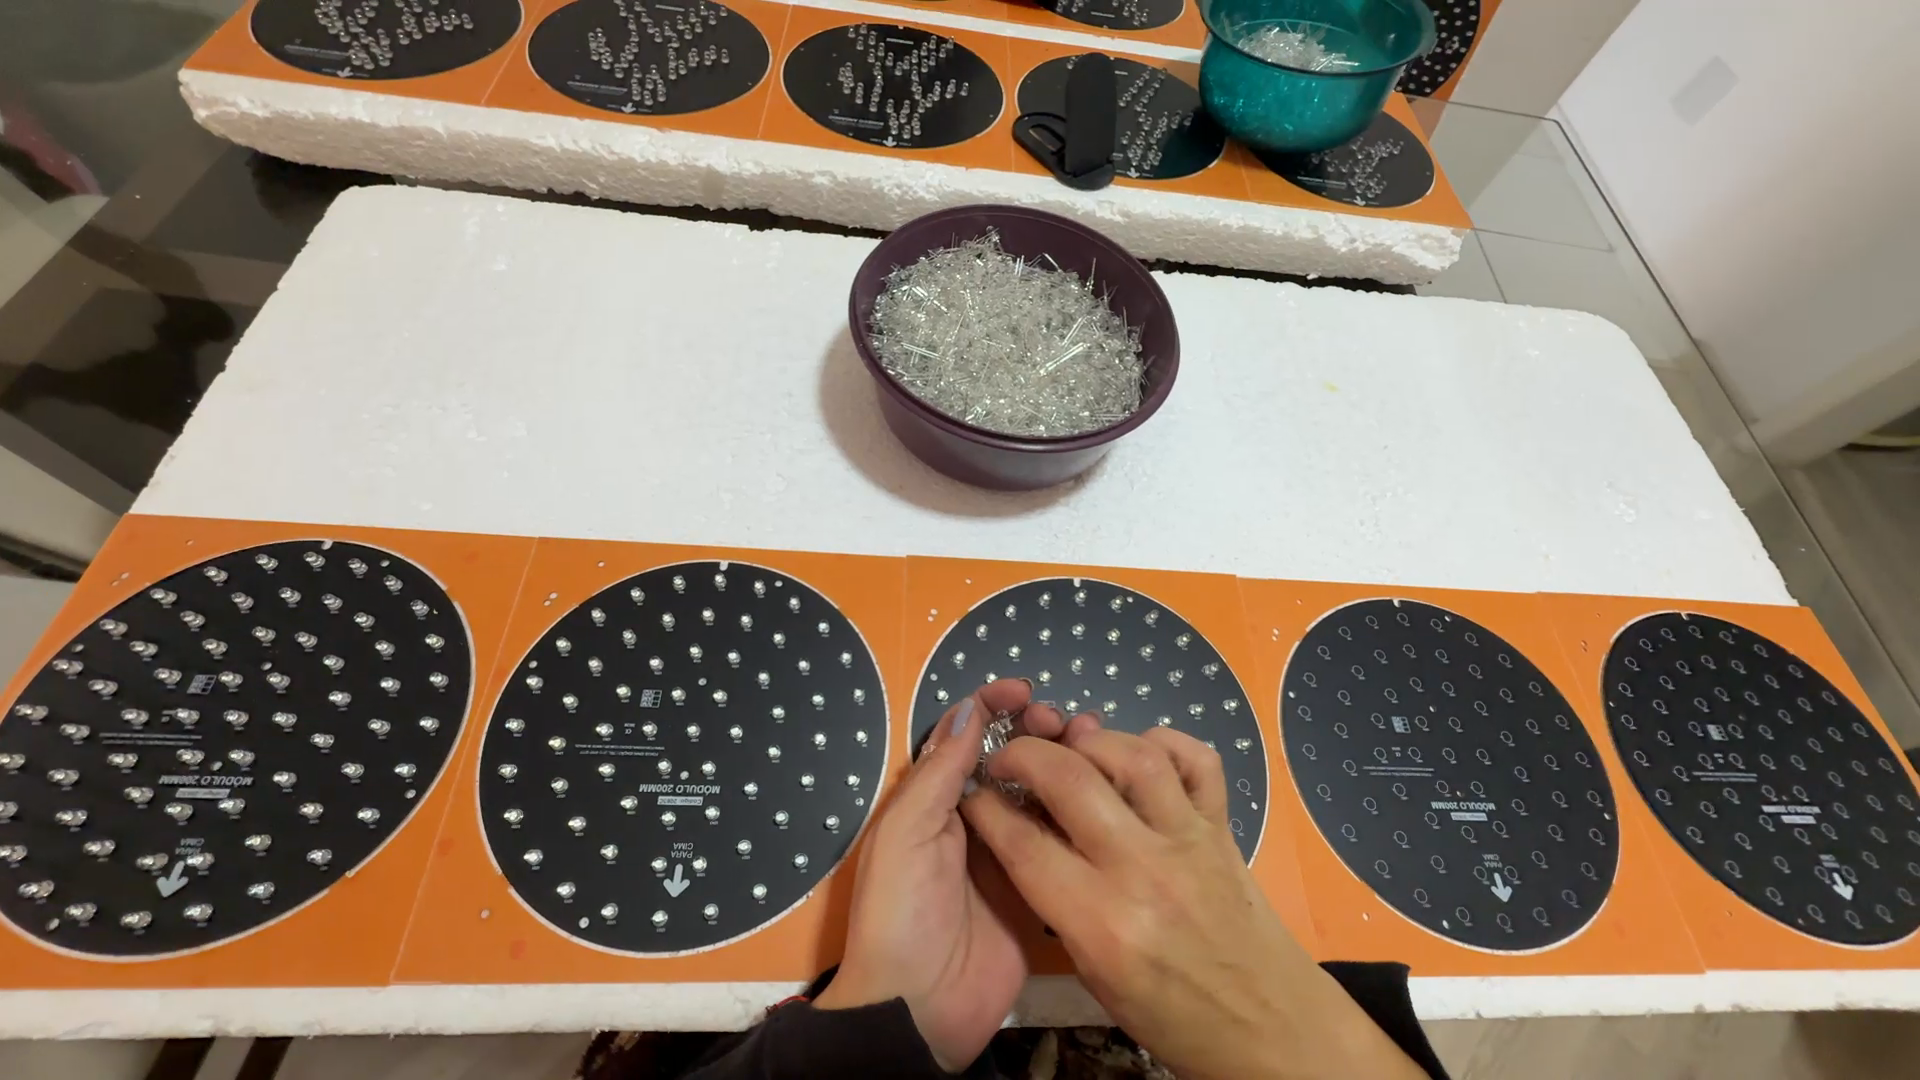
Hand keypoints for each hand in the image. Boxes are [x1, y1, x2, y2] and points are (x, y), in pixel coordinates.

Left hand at [814, 679, 1064, 1070]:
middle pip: (1009, 755)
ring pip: (1040, 789)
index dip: (991, 704)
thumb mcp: (906, 834)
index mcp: (933, 798)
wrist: (918, 1010)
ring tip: (1094, 741)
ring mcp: (1009, 850)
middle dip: (1034, 727)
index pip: (964, 734)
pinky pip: (1062, 836)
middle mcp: (973, 815)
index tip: (1024, 690)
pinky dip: (1083, 808)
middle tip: (1063, 721)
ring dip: (1064, 759)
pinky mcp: (1039, 884)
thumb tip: (969, 708)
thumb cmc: (901, 911)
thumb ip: (939, 772)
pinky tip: (1107, 791)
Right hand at [962, 714, 1427, 1079]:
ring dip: (1090, 741)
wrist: (1275, 1035)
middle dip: (1024, 754)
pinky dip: (1165, 741)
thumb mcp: (1096, 975)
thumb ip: (1056, 901)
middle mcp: (1144, 872)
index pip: (1022, 843)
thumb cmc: (1174, 1019)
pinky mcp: (1224, 828)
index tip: (974, 794)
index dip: (986, 808)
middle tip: (1008, 756)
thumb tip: (1023, 832)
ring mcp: (1190, 842)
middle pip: (1070, 781)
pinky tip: (1140, 753)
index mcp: (1102, 925)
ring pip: (1134, 756)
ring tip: (1072, 750)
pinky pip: (1198, 761)